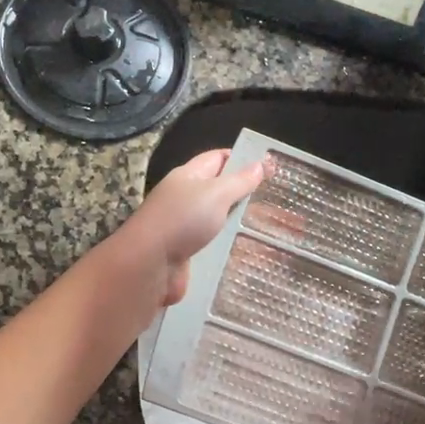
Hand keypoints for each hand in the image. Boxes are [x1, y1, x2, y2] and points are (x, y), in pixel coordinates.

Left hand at [117, 148, 269, 305]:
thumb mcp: (216, 194)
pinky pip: (211, 245)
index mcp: (188, 176)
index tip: (269, 169)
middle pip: (218, 190)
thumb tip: (259, 164)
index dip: (241, 159)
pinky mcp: (186, 253)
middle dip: (243, 194)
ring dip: (236, 224)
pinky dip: (226, 246)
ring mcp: (184, 227)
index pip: (217, 159)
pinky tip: (247, 251)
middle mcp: (184, 198)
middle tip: (275, 202)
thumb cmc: (182, 220)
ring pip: (216, 220)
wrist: (149, 264)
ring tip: (268, 228)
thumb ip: (239, 181)